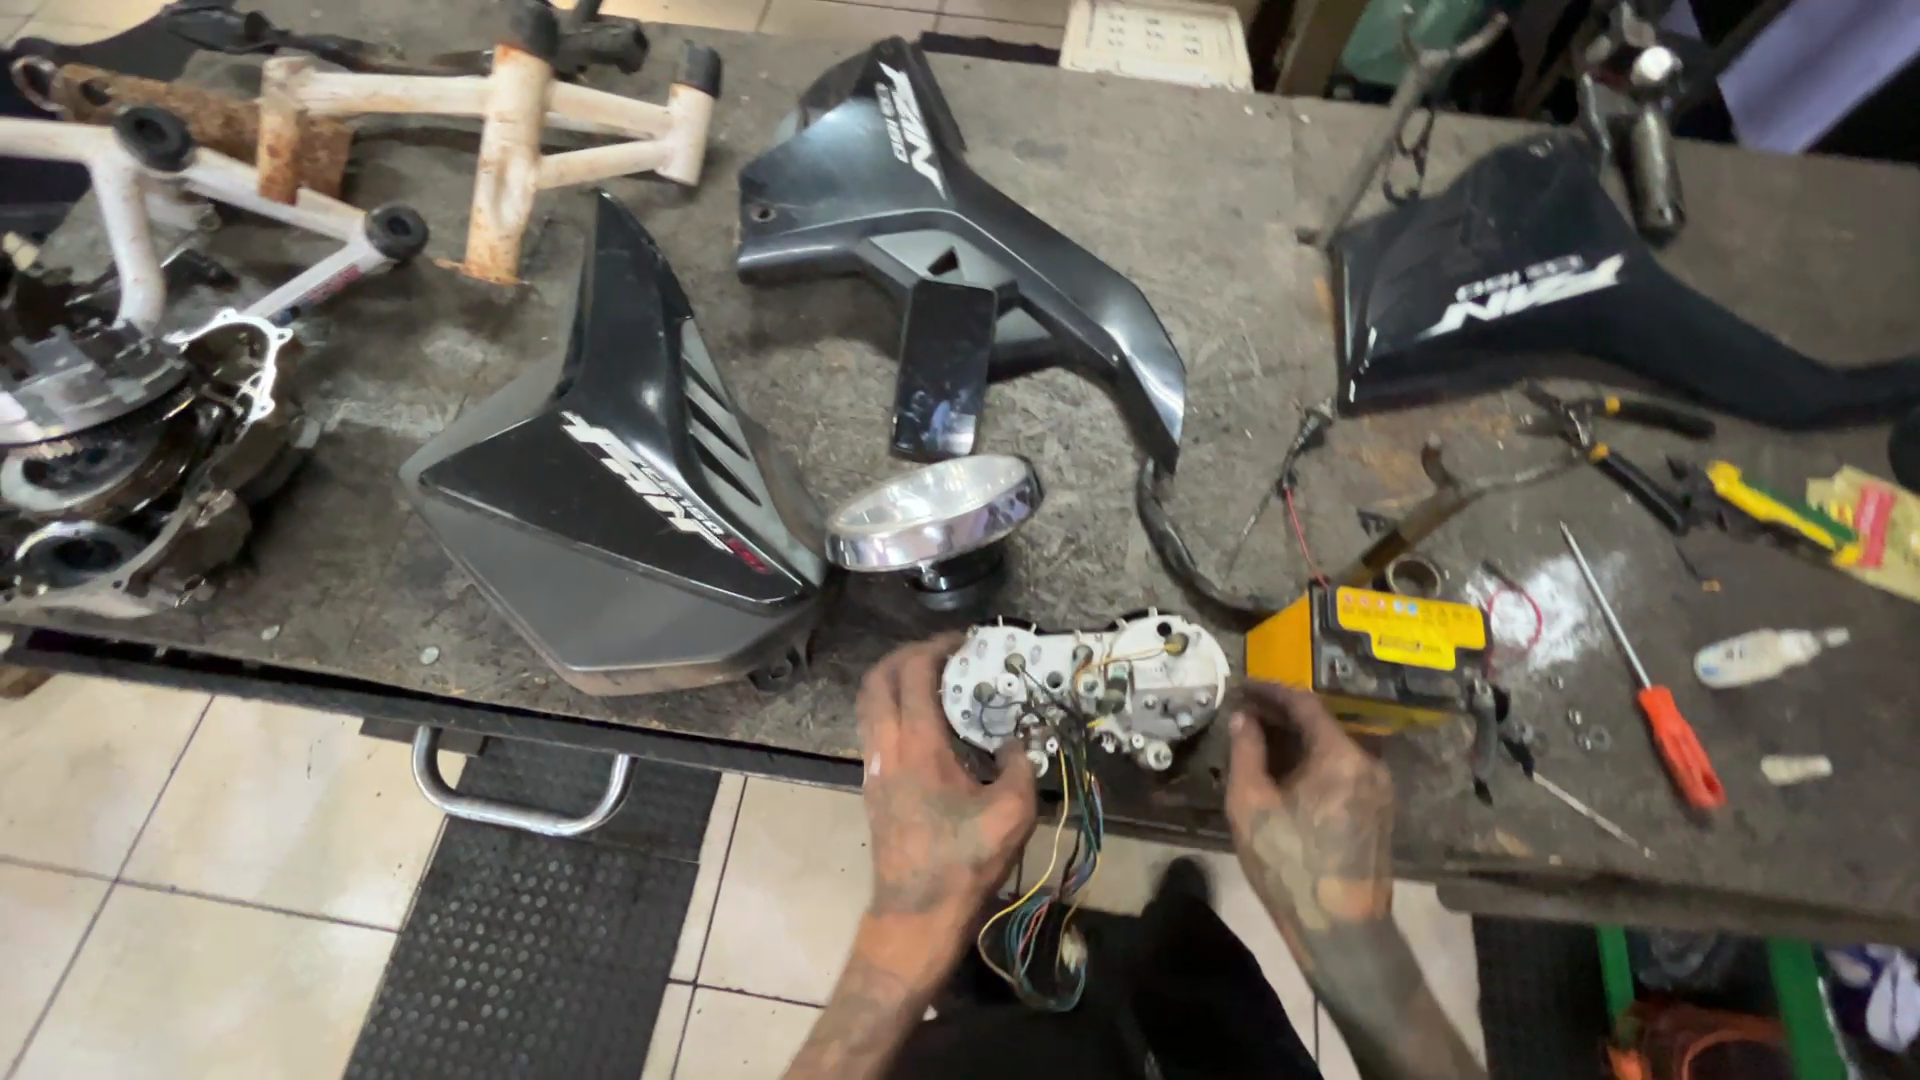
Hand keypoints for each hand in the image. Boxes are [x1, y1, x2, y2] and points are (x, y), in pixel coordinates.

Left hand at [856, 634, 1037, 934]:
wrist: (915, 913)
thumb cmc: (963, 862)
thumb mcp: (1012, 813)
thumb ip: (1019, 765)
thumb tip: (1015, 740)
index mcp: (919, 743)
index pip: (914, 672)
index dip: (936, 646)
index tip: (963, 642)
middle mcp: (887, 745)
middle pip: (877, 677)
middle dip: (907, 654)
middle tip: (942, 653)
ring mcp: (873, 764)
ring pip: (868, 701)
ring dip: (893, 679)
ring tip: (931, 680)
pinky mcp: (871, 782)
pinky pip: (872, 725)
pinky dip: (891, 705)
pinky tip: (924, 722)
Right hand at [1225, 685, 1485, 1078]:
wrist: (1340, 930)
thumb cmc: (1289, 863)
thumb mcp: (1250, 803)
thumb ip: (1246, 751)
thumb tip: (1245, 717)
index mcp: (1341, 755)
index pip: (1304, 703)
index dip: (1270, 690)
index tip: (1242, 685)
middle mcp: (1368, 764)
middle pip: (1321, 723)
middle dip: (1280, 714)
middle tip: (1243, 712)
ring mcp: (1378, 789)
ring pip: (1331, 747)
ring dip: (1295, 738)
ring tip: (1257, 739)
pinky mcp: (1377, 811)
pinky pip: (1340, 769)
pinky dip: (1310, 760)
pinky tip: (1283, 770)